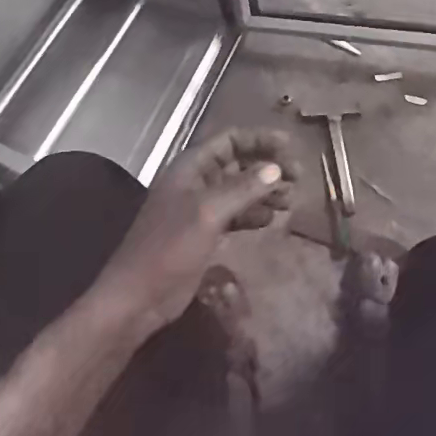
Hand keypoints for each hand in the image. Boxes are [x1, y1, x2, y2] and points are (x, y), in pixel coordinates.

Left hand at [89, 129, 297, 336]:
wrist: (138, 296)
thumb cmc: (170, 248)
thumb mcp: (209, 212)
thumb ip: (244, 188)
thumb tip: (277, 168)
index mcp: (191, 167)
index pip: (231, 140)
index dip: (261, 140)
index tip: (291, 148)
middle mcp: (196, 182)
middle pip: (238, 163)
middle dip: (268, 166)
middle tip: (298, 178)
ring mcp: (200, 208)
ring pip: (239, 189)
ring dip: (265, 191)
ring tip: (290, 200)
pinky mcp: (204, 233)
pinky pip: (235, 213)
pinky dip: (254, 213)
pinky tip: (270, 220)